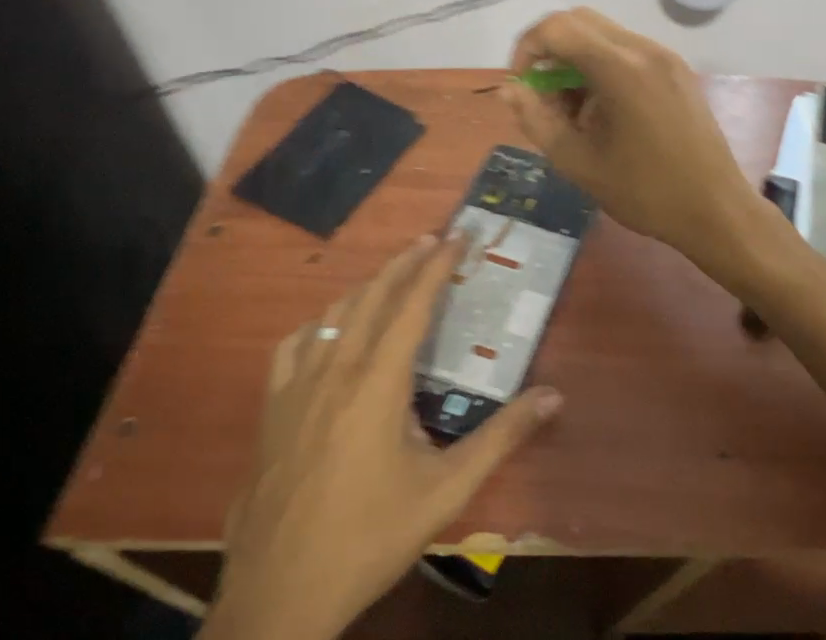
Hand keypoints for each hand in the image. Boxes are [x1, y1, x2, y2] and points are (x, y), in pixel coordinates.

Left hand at [201, 234, 561, 639]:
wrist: (283, 589)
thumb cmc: (371, 535)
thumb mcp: (447, 490)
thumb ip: (502, 437)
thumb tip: (554, 396)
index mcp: (378, 384)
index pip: (412, 306)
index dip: (437, 266)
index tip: (458, 236)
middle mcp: (335, 372)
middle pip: (371, 297)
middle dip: (404, 262)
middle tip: (433, 240)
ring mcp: (295, 389)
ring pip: (332, 315)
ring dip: (366, 286)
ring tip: (392, 274)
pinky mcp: (271, 410)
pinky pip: (294, 346)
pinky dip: (320, 323)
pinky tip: (328, 330)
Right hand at [502, 8, 762, 253]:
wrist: (716, 209)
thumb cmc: (645, 192)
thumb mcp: (579, 163)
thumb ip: (537, 120)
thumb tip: (511, 89)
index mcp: (621, 68)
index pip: (557, 27)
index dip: (527, 49)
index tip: (522, 87)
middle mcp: (645, 49)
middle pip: (580, 22)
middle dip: (550, 53)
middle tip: (543, 99)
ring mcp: (667, 58)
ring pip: (604, 37)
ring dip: (576, 63)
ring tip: (573, 116)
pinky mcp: (678, 72)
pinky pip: (629, 53)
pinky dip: (603, 70)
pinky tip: (603, 116)